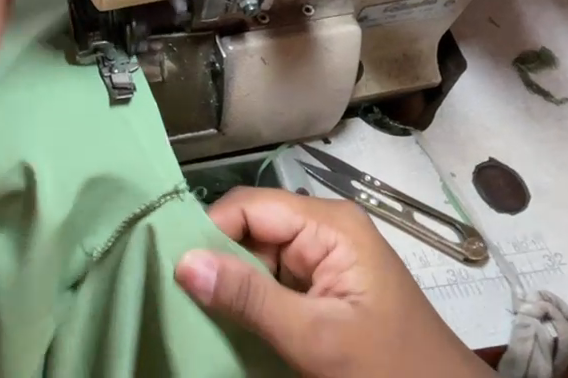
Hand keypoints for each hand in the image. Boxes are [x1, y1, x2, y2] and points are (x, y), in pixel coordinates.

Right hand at [174, 188, 488, 377]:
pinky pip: (274, 281)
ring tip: (200, 311)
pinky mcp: (325, 287)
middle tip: (183, 297)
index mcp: (329, 223)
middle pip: (250, 229)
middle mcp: (324, 229)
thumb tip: (181, 261)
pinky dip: (253, 302)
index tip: (176, 270)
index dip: (210, 233)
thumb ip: (249, 298)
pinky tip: (233, 322)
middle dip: (220, 262)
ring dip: (234, 286)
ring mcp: (326, 258)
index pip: (247, 207)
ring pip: (257, 257)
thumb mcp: (317, 338)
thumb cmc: (392, 372)